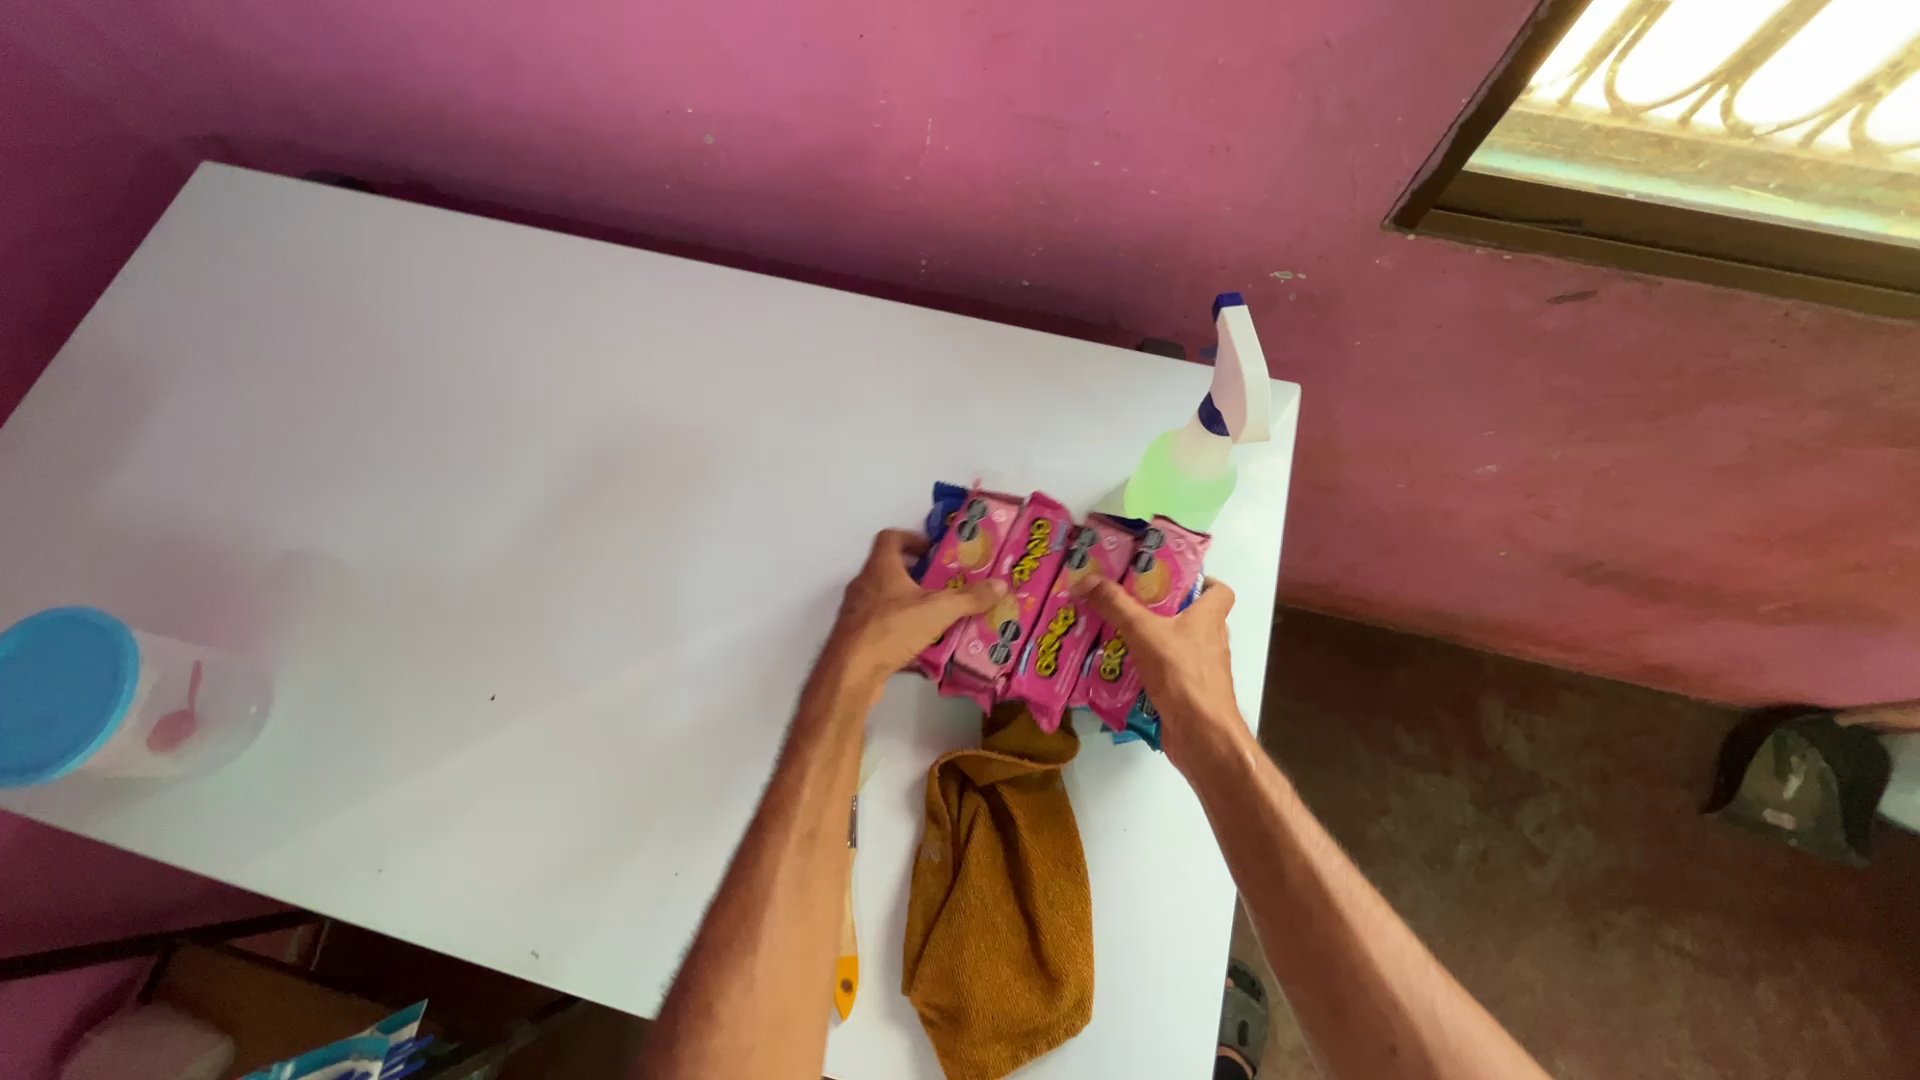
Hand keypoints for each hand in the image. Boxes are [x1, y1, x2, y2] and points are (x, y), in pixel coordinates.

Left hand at [824, 529, 1005, 687]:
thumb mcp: (937, 610)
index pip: (890, 538)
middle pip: (891, 569)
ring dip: (911, 604)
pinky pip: (884, 626)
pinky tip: (923, 645)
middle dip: (918, 575)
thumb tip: (1000, 585)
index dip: (912, 538)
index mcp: (880, 567)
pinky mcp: (857, 637)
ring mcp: (858, 612)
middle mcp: (865, 584)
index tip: (933, 551)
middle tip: (945, 584)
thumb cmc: (890, 629)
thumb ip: (969, 597)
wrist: (851, 672)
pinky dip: (902, 630)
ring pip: (887, 599)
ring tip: (940, 615)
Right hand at [1072, 575, 1243, 769]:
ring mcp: (1203, 670)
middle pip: (1194, 618)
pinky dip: (1151, 671)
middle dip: (1165, 611)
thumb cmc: (1181, 674)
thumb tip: (1086, 579)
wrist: (1201, 734)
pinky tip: (1123, 671)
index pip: (1219, 591)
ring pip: (1180, 647)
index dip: (1202, 582)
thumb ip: (1115, 605)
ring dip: (1155, 642)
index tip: (1170, 580)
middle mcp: (1211, 641)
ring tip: (1120, 635)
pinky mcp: (1191, 694)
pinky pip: (1170, 674)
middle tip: (1131, 604)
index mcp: (1209, 618)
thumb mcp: (1143, 631)